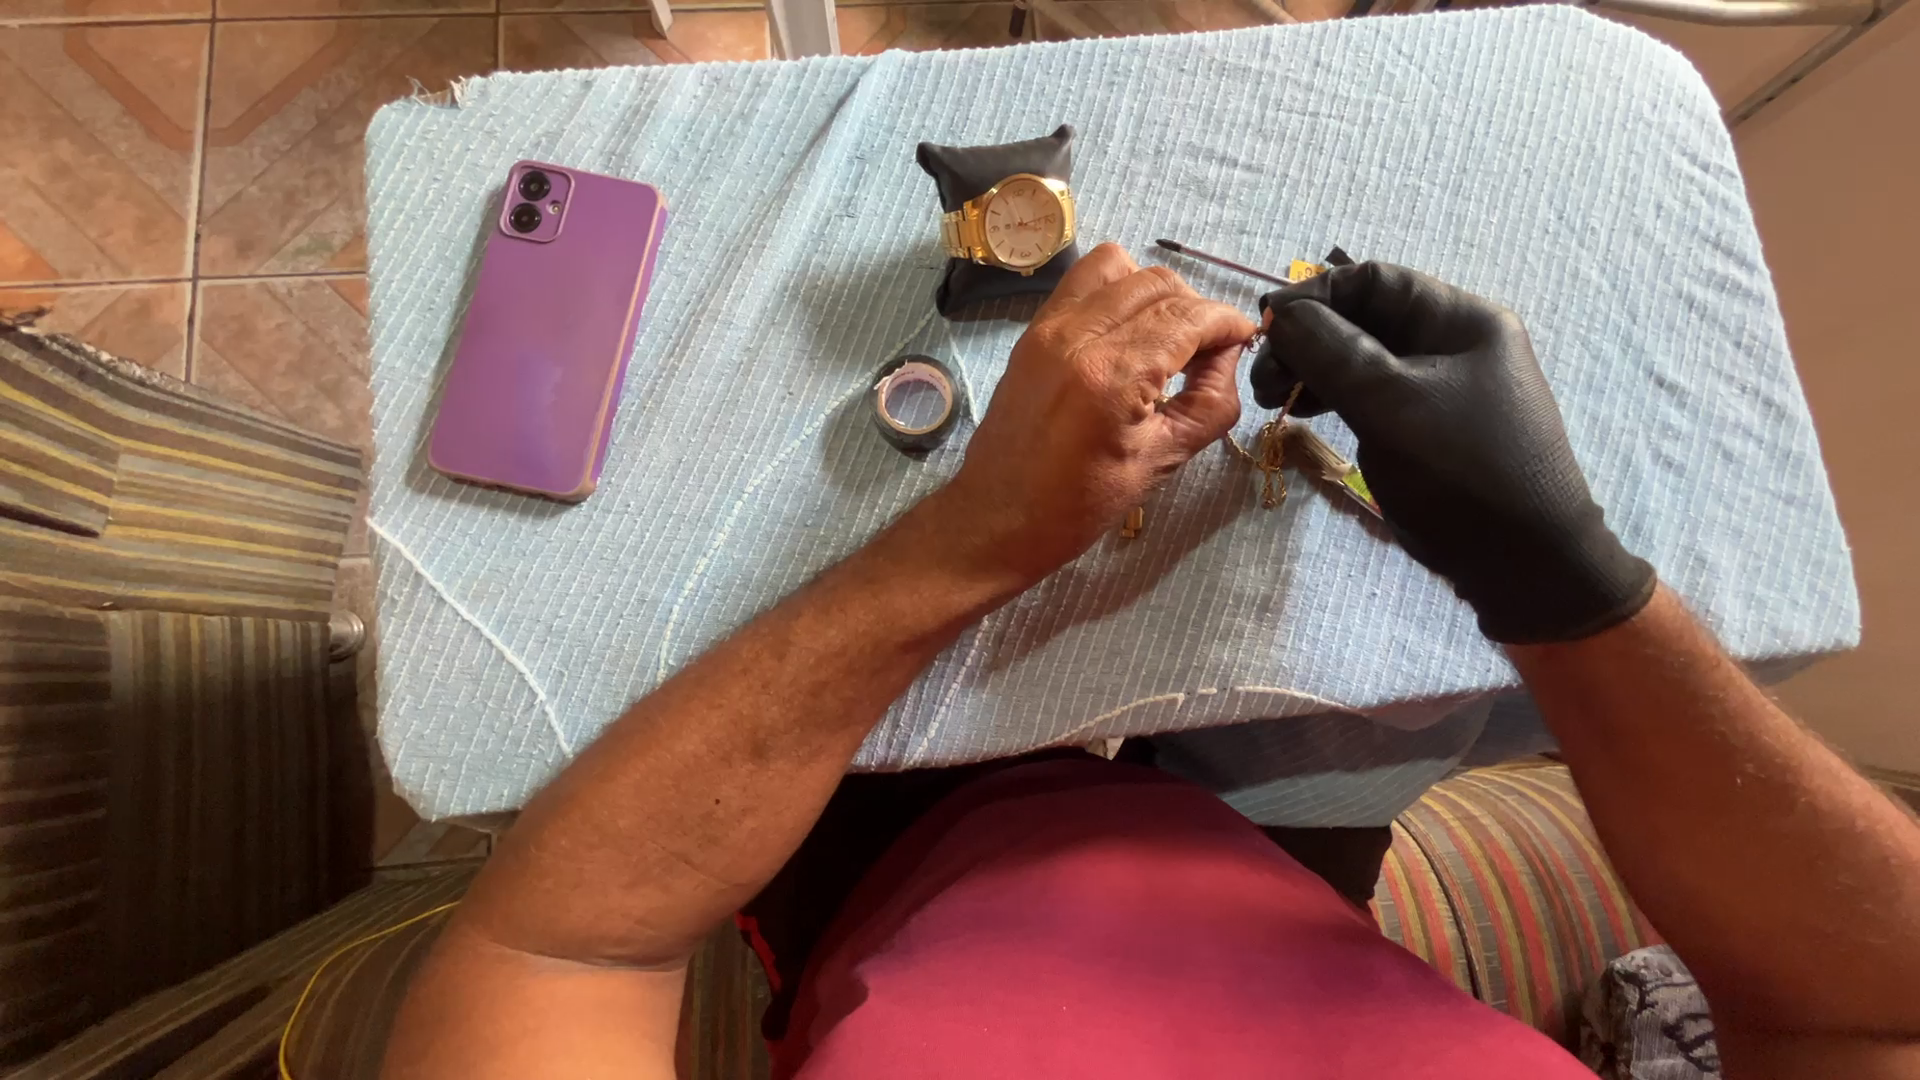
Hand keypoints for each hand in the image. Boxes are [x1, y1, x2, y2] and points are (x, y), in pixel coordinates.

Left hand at [935, 243, 1255, 584]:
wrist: (998, 518)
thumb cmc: (1078, 505)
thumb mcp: (1160, 461)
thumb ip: (1210, 403)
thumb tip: (1227, 355)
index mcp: (1112, 374)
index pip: (1188, 316)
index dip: (1227, 323)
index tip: (1244, 340)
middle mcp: (1077, 335)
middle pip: (1158, 284)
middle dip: (1195, 309)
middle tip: (1205, 351)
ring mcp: (1047, 328)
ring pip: (1119, 268)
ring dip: (1155, 292)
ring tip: (1163, 337)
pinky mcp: (1030, 332)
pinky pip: (1082, 282)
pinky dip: (1115, 290)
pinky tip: (1125, 332)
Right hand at [1253, 262, 1653, 643]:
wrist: (1517, 559)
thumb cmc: (1458, 471)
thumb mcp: (1389, 404)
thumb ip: (1332, 352)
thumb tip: (1281, 315)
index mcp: (1458, 320)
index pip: (1373, 281)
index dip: (1312, 297)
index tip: (1265, 330)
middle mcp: (1448, 342)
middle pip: (1360, 318)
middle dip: (1305, 340)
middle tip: (1265, 380)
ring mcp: (1434, 385)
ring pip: (1356, 357)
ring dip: (1309, 370)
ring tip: (1273, 399)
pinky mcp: (1419, 422)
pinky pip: (1364, 391)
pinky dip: (1327, 396)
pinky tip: (1301, 411)